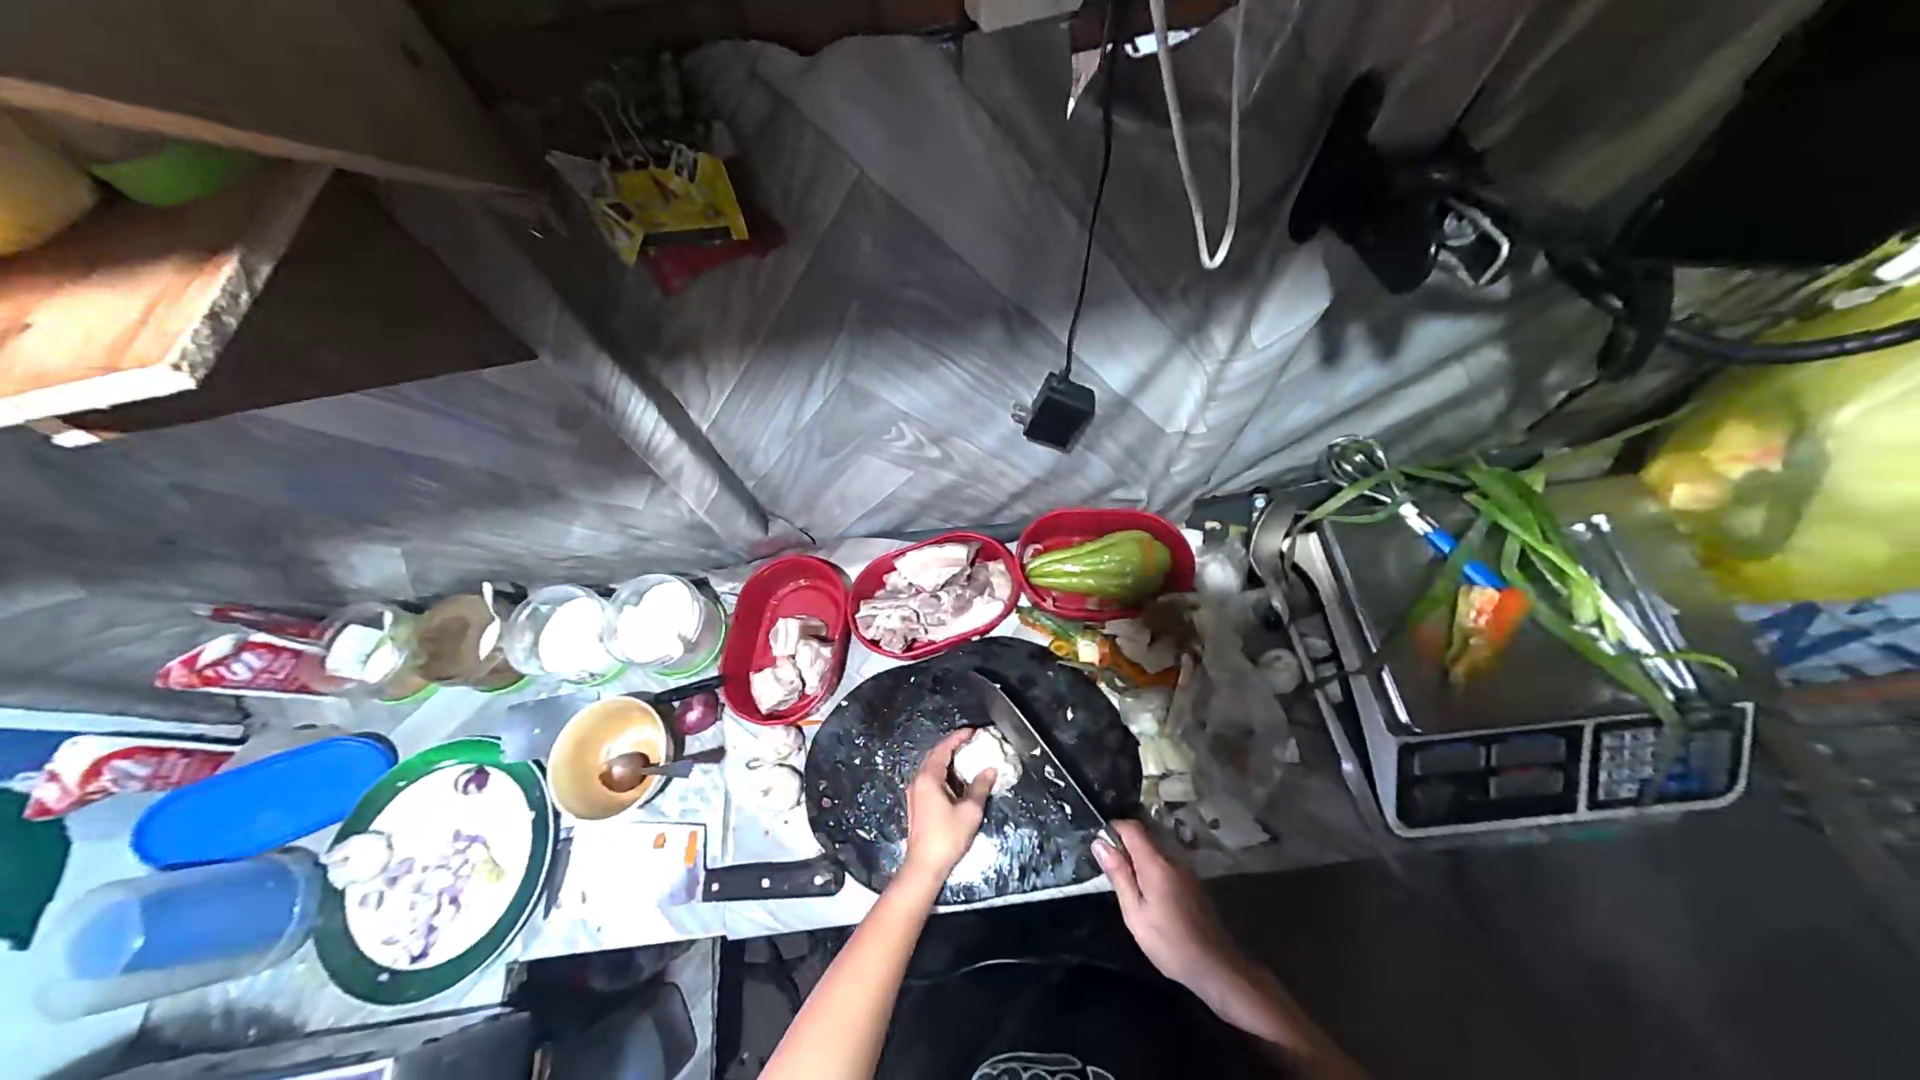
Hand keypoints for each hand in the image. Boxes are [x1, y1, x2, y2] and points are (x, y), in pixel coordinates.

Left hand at [902, 728, 994, 881]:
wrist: (924, 865)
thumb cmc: (947, 836)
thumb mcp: (970, 811)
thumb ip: (980, 787)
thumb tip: (990, 770)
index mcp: (929, 777)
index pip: (943, 749)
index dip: (958, 738)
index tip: (973, 731)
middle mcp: (918, 780)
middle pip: (935, 755)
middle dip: (952, 746)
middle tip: (971, 742)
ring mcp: (915, 792)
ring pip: (931, 767)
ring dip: (948, 760)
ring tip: (967, 757)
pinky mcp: (916, 803)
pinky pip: (930, 779)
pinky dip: (943, 773)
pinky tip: (956, 780)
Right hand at [1093, 819, 1246, 995]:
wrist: (1216, 968)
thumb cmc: (1169, 943)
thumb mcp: (1135, 913)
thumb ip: (1119, 875)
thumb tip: (1099, 843)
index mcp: (1156, 864)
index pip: (1131, 827)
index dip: (1112, 830)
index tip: (1100, 848)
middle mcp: (1173, 859)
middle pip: (1143, 837)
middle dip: (1123, 846)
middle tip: (1110, 874)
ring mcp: (1185, 871)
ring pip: (1154, 852)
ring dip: (1136, 860)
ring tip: (1126, 888)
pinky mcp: (1191, 884)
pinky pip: (1165, 865)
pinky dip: (1151, 871)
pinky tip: (1148, 898)